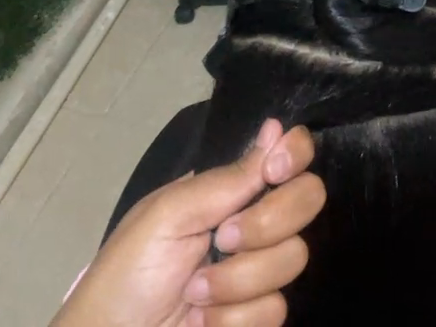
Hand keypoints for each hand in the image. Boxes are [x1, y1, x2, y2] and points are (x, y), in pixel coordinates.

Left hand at [50, 120, 325, 326]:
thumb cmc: (128, 272)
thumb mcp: (167, 215)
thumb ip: (227, 180)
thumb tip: (277, 128)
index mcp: (232, 190)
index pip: (289, 153)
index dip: (295, 155)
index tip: (274, 172)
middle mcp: (256, 221)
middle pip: (307, 199)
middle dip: (266, 223)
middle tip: (222, 240)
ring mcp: (260, 269)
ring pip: (293, 257)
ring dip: (237, 281)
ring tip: (194, 293)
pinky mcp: (258, 315)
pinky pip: (275, 309)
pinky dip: (233, 318)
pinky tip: (203, 320)